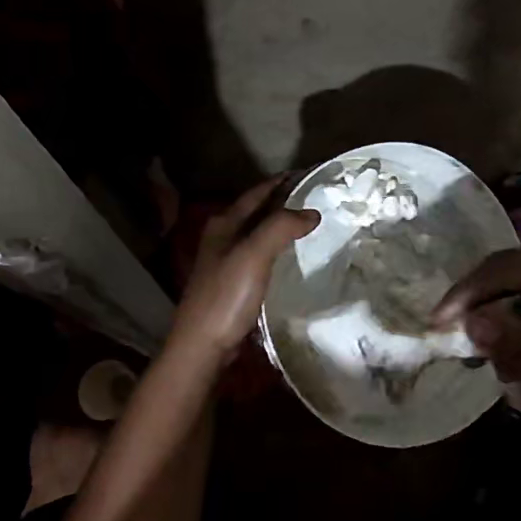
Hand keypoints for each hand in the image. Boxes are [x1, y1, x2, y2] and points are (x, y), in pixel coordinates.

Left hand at [168, 176, 319, 360]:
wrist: (202, 346)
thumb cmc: (225, 296)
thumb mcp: (254, 254)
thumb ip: (281, 227)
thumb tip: (312, 212)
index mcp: (224, 223)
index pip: (257, 192)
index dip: (281, 181)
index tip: (310, 174)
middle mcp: (222, 237)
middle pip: (257, 211)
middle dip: (284, 201)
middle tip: (317, 197)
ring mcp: (225, 262)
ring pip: (259, 233)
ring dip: (281, 225)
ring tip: (312, 224)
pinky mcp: (233, 284)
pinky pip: (260, 256)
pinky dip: (278, 249)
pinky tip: (294, 257)